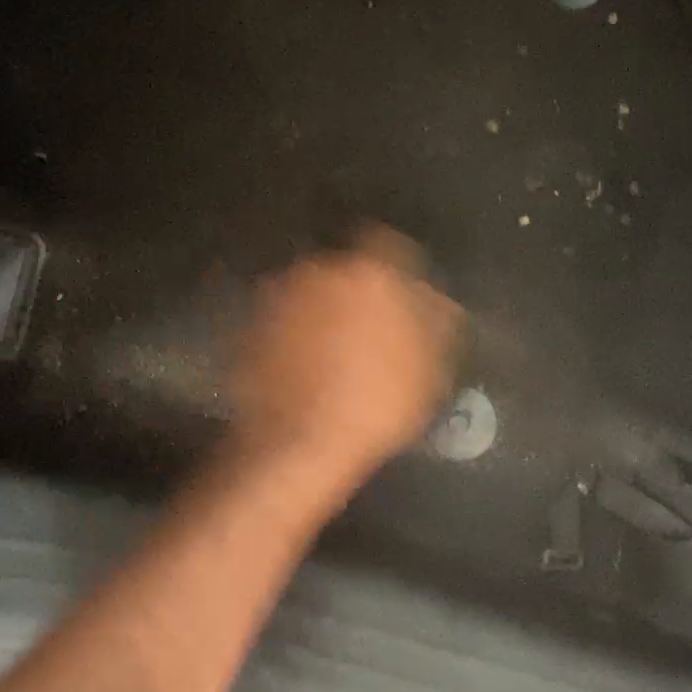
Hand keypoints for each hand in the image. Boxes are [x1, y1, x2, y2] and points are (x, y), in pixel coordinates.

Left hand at [228, 225, 460, 483]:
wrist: (299, 444)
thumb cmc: (377, 405)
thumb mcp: (430, 371)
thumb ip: (438, 324)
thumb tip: (440, 304)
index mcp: (371, 272)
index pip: (391, 246)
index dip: (400, 273)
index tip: (406, 299)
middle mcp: (320, 270)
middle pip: (348, 269)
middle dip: (359, 294)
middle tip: (373, 331)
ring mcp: (279, 296)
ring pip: (313, 295)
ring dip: (325, 314)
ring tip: (336, 355)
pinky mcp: (250, 326)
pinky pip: (285, 322)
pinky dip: (296, 336)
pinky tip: (308, 369)